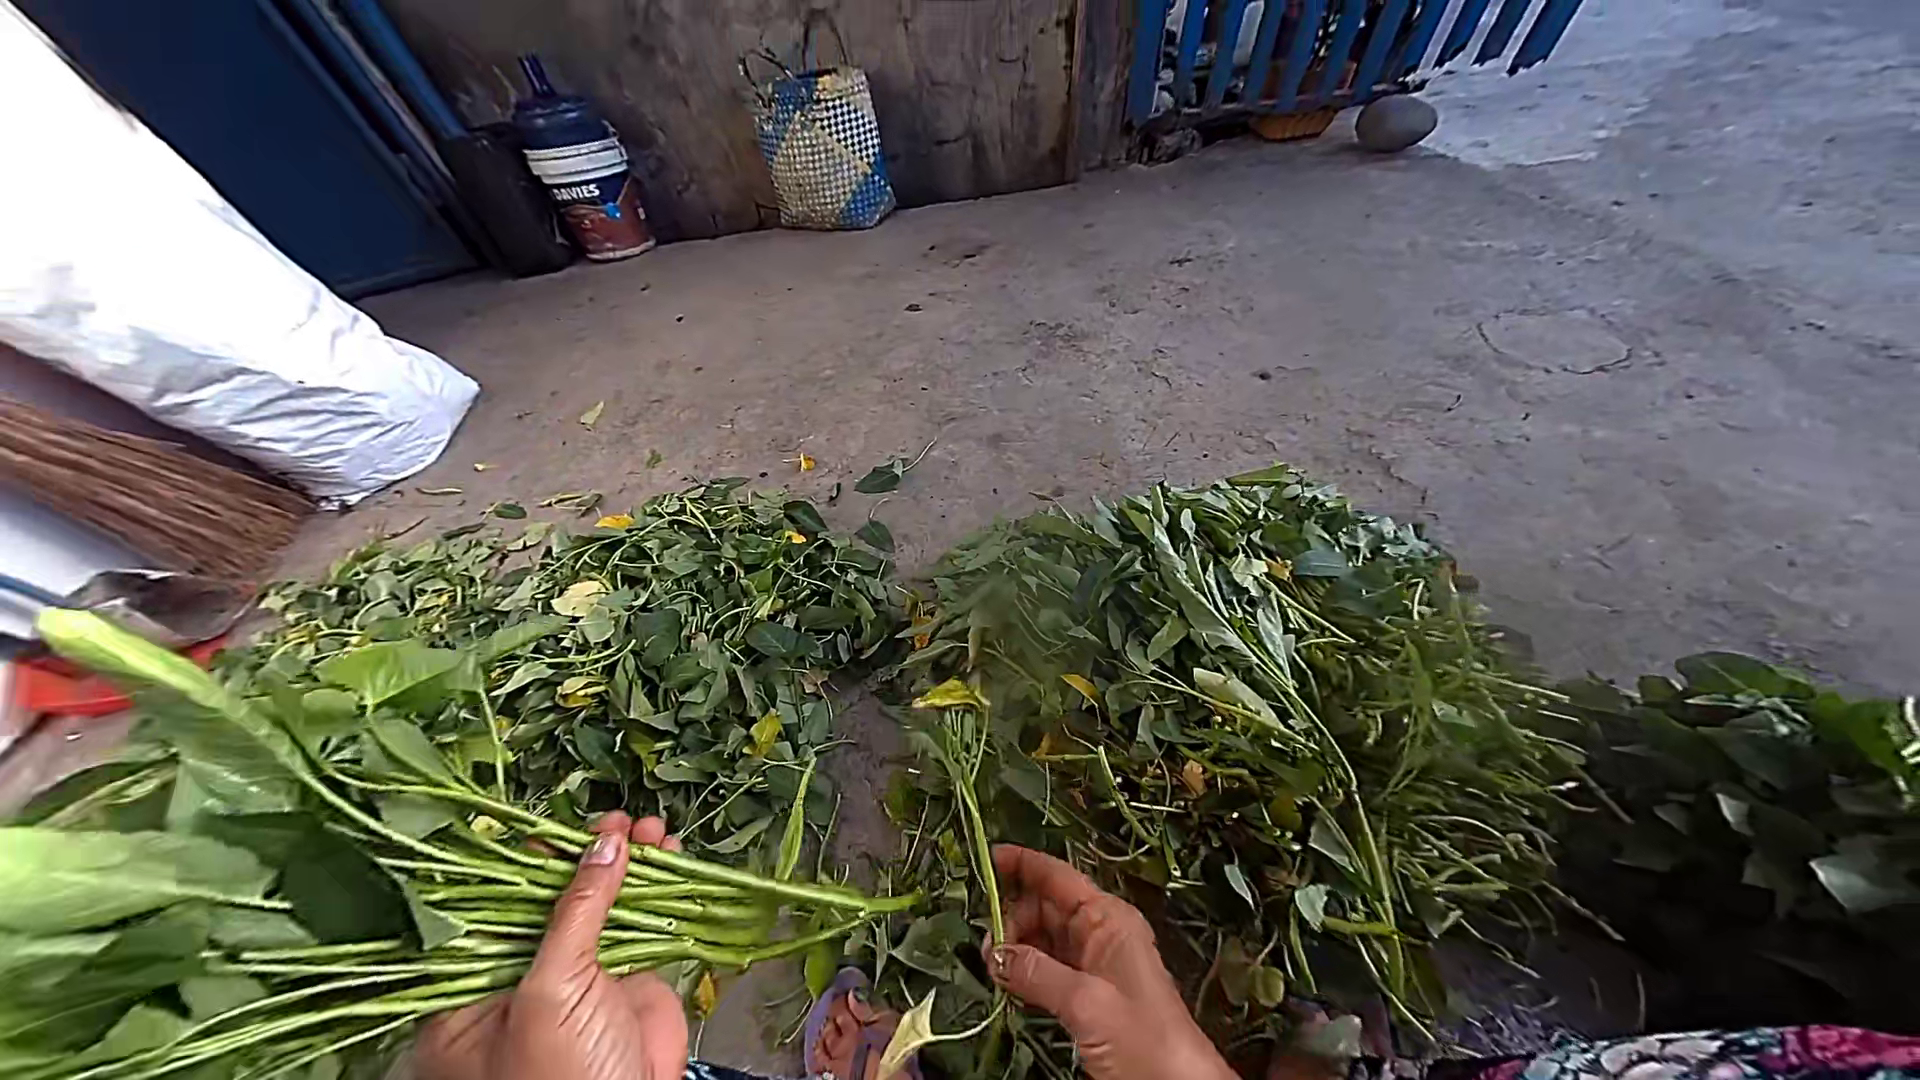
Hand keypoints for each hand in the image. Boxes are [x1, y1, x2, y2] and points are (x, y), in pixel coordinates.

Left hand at [414, 813, 690, 1079]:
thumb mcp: (552, 992)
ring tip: (650, 830)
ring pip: (603, 899)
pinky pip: (641, 912)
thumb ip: (577, 912)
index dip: (527, 866)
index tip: (557, 826)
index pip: (494, 912)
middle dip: (589, 855)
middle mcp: (526, 976)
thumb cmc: (562, 1077)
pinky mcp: (629, 968)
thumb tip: (605, 842)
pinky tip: (668, 852)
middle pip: (556, 897)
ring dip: (630, 859)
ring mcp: (581, 971)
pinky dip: (658, 879)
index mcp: (476, 994)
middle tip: (617, 822)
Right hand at [988, 845, 1236, 1079]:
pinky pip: (1048, 968)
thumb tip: (993, 953)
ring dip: (1016, 946)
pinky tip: (1007, 983)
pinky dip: (1026, 971)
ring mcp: (1094, 963)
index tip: (988, 857)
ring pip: (1044, 937)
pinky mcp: (1089, 994)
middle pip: (1046, 906)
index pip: (1057, 876)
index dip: (1023, 863)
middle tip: (985, 942)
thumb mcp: (1086, 1002)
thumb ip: (1037, 972)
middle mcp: (1099, 931)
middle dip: (1013, 915)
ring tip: (991, 965)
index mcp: (1106, 917)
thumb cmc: (1143, 1039)